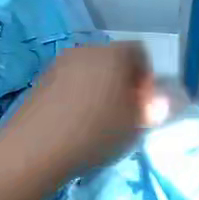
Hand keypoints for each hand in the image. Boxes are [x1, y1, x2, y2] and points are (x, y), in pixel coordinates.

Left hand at [0, 43, 151, 189]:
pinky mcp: (41, 80)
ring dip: (99, 89)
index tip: (145, 104)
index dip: (147, 77)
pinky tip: (75, 123)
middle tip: (125, 114)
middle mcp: (87, 50)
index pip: (141, 52)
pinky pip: (70, 82)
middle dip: (123, 82)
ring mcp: (60, 63)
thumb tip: (163, 100)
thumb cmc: (95, 133)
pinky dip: (77, 96)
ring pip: (90, 71)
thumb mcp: (136, 126)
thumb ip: (156, 108)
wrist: (34, 149)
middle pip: (114, 60)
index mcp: (114, 54)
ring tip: (98, 121)